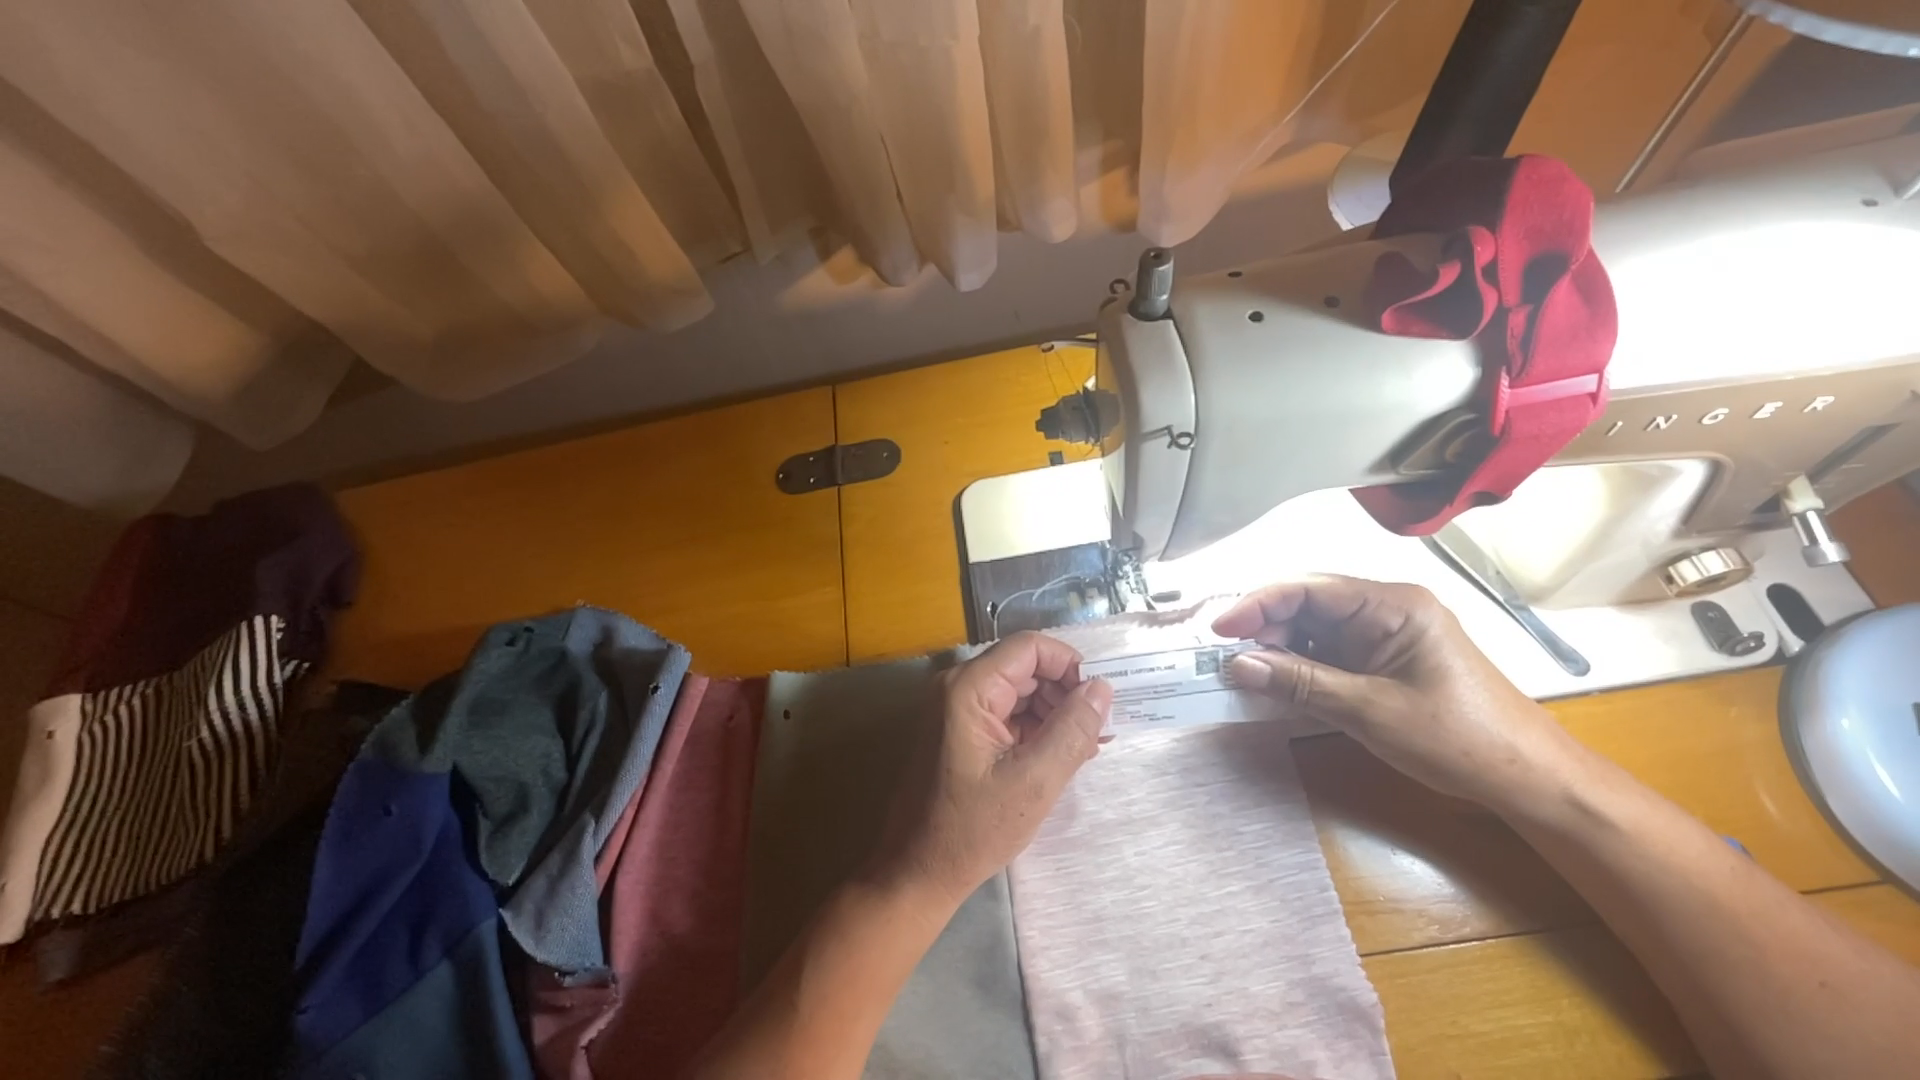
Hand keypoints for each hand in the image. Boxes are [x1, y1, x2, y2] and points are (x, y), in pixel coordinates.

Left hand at [870, 632, 1113, 904]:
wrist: (916, 872)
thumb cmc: (971, 830)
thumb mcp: (1033, 782)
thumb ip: (1072, 731)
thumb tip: (1101, 688)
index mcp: (968, 689)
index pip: (1030, 647)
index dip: (1070, 665)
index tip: (1099, 702)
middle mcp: (958, 688)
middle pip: (1025, 667)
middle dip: (1065, 693)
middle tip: (1097, 732)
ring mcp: (955, 710)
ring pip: (1019, 691)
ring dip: (1054, 713)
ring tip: (1084, 749)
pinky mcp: (959, 732)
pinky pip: (1006, 715)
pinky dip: (1035, 730)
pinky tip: (1060, 757)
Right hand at [1212, 575, 1589, 813]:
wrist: (1526, 777)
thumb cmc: (1457, 737)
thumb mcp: (1371, 710)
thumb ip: (1301, 683)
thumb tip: (1238, 665)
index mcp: (1393, 605)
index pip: (1310, 588)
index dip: (1259, 605)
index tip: (1220, 631)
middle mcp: (1386, 610)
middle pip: (1309, 606)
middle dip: (1266, 629)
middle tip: (1229, 660)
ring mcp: (1386, 636)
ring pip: (1315, 632)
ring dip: (1281, 651)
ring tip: (1246, 675)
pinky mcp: (1384, 662)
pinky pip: (1330, 656)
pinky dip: (1302, 669)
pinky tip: (1278, 686)